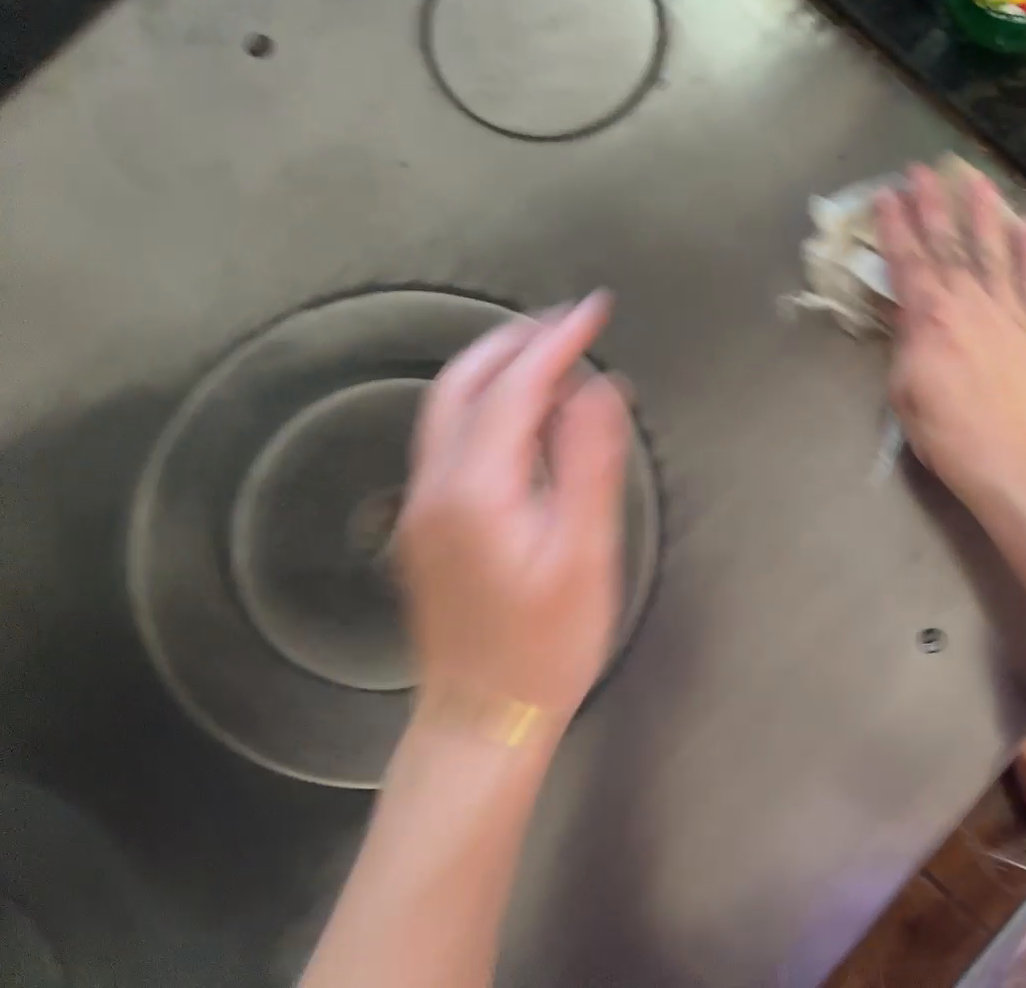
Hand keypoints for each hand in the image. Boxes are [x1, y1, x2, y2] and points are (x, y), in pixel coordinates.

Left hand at [396, 292, 629, 719]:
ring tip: (553, 352)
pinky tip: (527, 413)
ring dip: (498, 368)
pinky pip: (454, 439)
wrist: (484, 715)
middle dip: (515, 340)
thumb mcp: (585, 554)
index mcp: (477, 489)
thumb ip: (588, 465)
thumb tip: (601, 390)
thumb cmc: (548, 642)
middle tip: (570, 321)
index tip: (595, 309)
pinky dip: (489, 404)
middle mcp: (436, 486)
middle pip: (463, 385)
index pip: (514, 388)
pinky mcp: (430, 525)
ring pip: (450, 409)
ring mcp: (424, 506)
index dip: (555, 341)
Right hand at [875, 163, 1025, 507]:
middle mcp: (969, 303)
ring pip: (995, 254)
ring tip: (979, 183)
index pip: (908, 259)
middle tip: (924, 170)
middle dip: (934, 204)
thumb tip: (911, 317)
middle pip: (949, 244)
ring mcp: (1008, 314)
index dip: (896, 224)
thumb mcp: (903, 388)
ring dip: (985, 216)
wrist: (1005, 455)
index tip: (888, 194)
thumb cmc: (944, 431)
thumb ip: (907, 343)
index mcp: (929, 316)